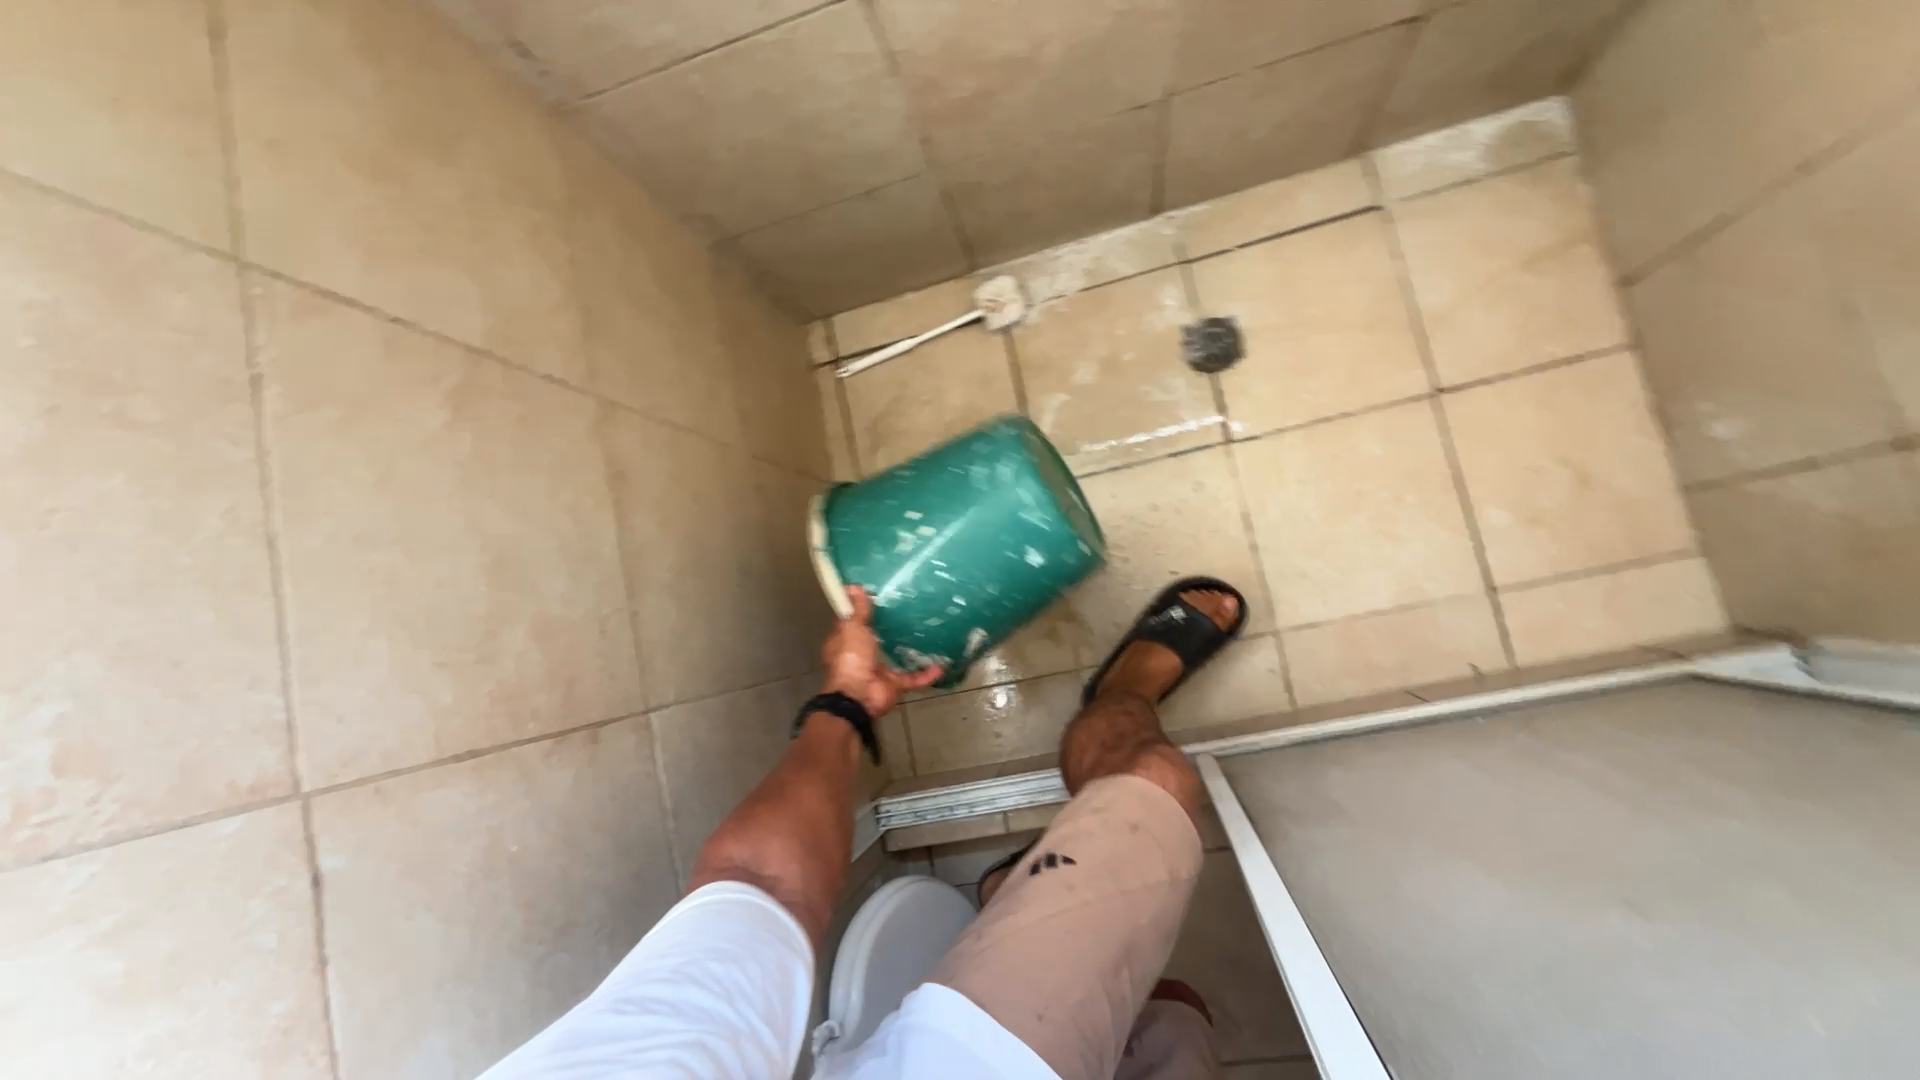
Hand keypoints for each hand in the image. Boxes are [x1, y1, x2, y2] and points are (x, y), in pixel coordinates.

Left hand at [820, 586, 942, 716]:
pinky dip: (927, 674)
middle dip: (890, 630)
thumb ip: (858, 610)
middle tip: (910, 612)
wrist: (858, 696)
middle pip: (877, 640)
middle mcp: (862, 657)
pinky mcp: (895, 685)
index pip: (854, 624)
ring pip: (897, 659)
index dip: (862, 611)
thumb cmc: (850, 658)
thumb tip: (852, 586)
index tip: (878, 597)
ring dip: (911, 651)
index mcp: (847, 643)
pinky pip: (914, 678)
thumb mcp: (852, 628)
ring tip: (929, 635)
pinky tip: (941, 665)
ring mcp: (880, 672)